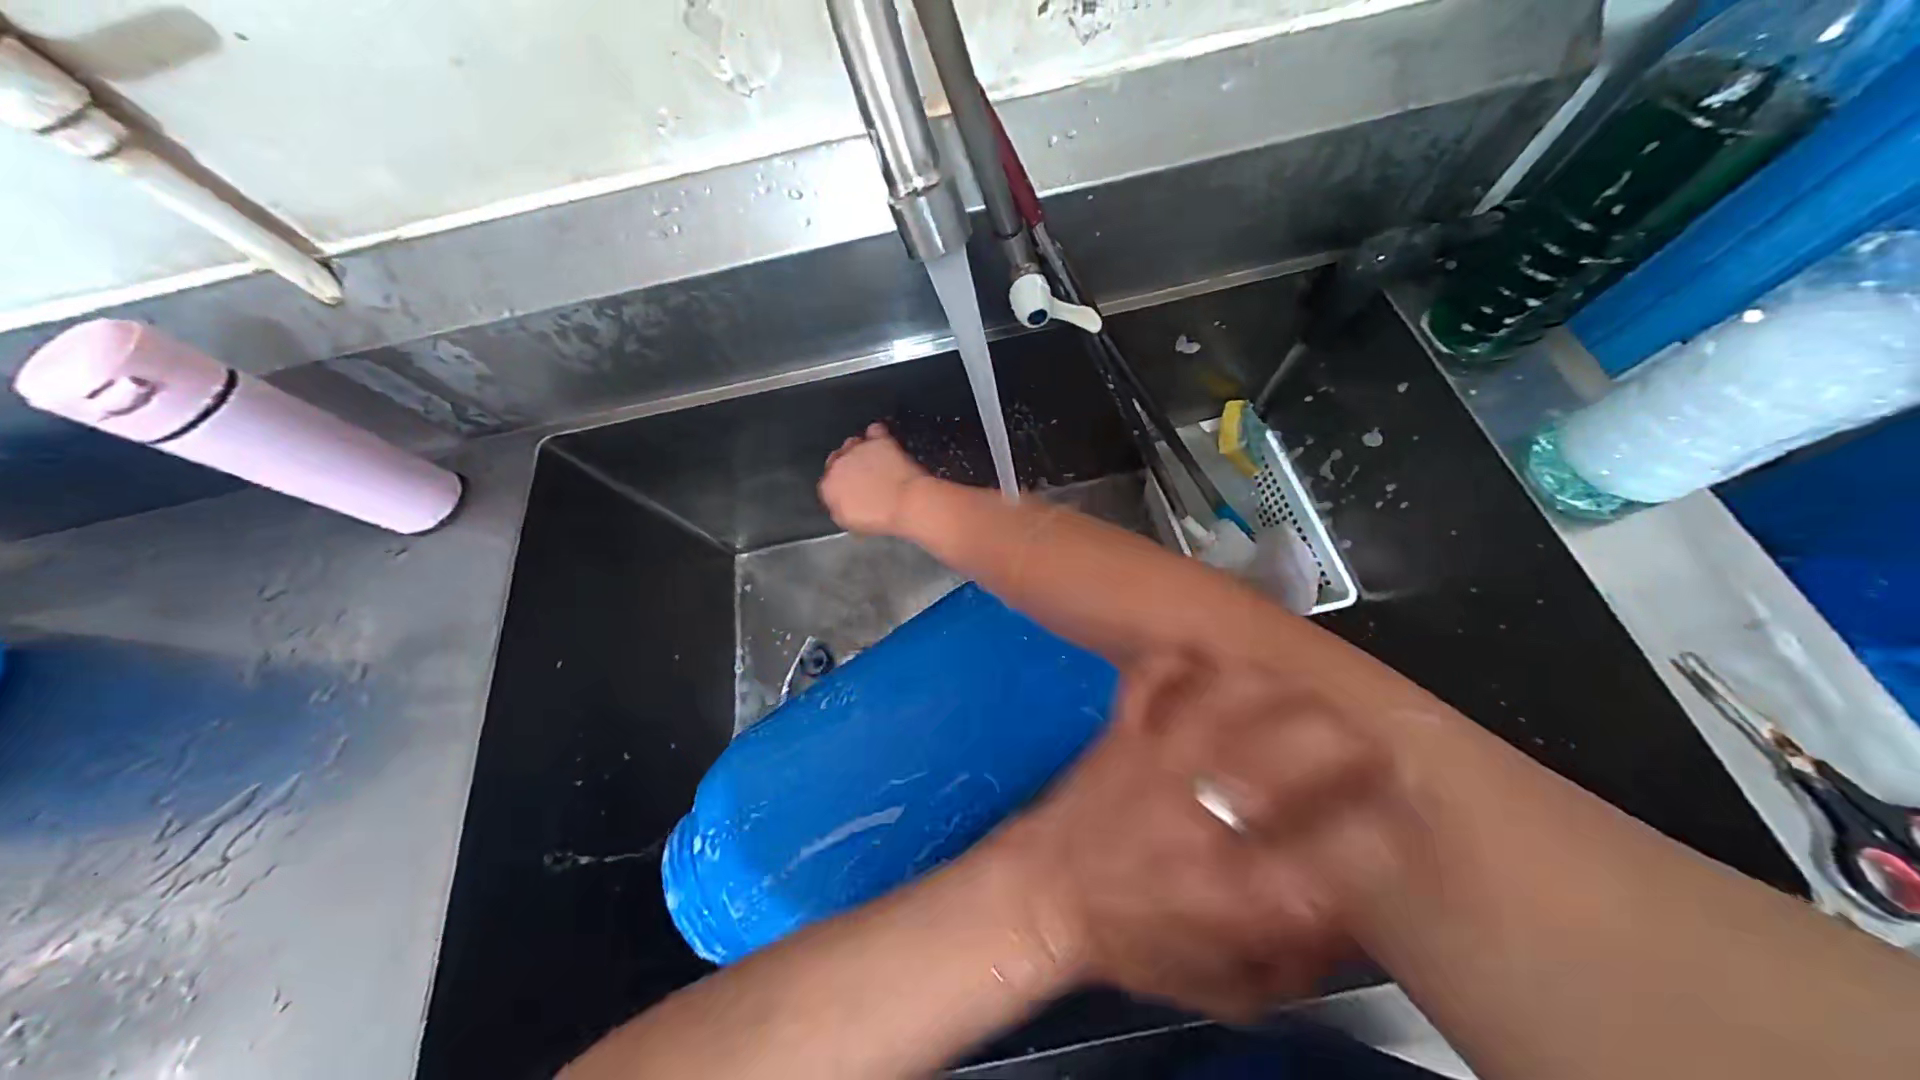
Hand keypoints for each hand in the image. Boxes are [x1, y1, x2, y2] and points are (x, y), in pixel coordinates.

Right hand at [819, 423, 931, 535]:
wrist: (908, 504)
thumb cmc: (881, 518)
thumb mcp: (852, 523)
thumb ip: (839, 508)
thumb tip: (841, 502)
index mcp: (828, 487)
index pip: (827, 482)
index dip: (840, 485)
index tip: (850, 490)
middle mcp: (838, 464)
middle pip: (837, 459)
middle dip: (847, 466)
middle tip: (864, 477)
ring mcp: (858, 450)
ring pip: (853, 443)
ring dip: (860, 450)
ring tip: (874, 461)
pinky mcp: (879, 441)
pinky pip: (874, 431)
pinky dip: (877, 435)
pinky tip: (883, 443)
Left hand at [1000, 653, 1414, 1020]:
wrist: (1042, 896)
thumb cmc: (1133, 945)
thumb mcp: (1226, 988)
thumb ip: (1298, 961)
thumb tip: (1349, 914)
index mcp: (1240, 891)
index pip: (1347, 850)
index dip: (1391, 830)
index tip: (1400, 819)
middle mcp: (1204, 814)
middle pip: (1301, 747)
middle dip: (1352, 742)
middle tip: (1367, 748)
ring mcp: (1158, 759)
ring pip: (1234, 695)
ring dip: (1281, 690)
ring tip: (1303, 702)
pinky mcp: (1124, 731)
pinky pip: (1157, 674)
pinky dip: (1187, 661)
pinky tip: (1211, 670)